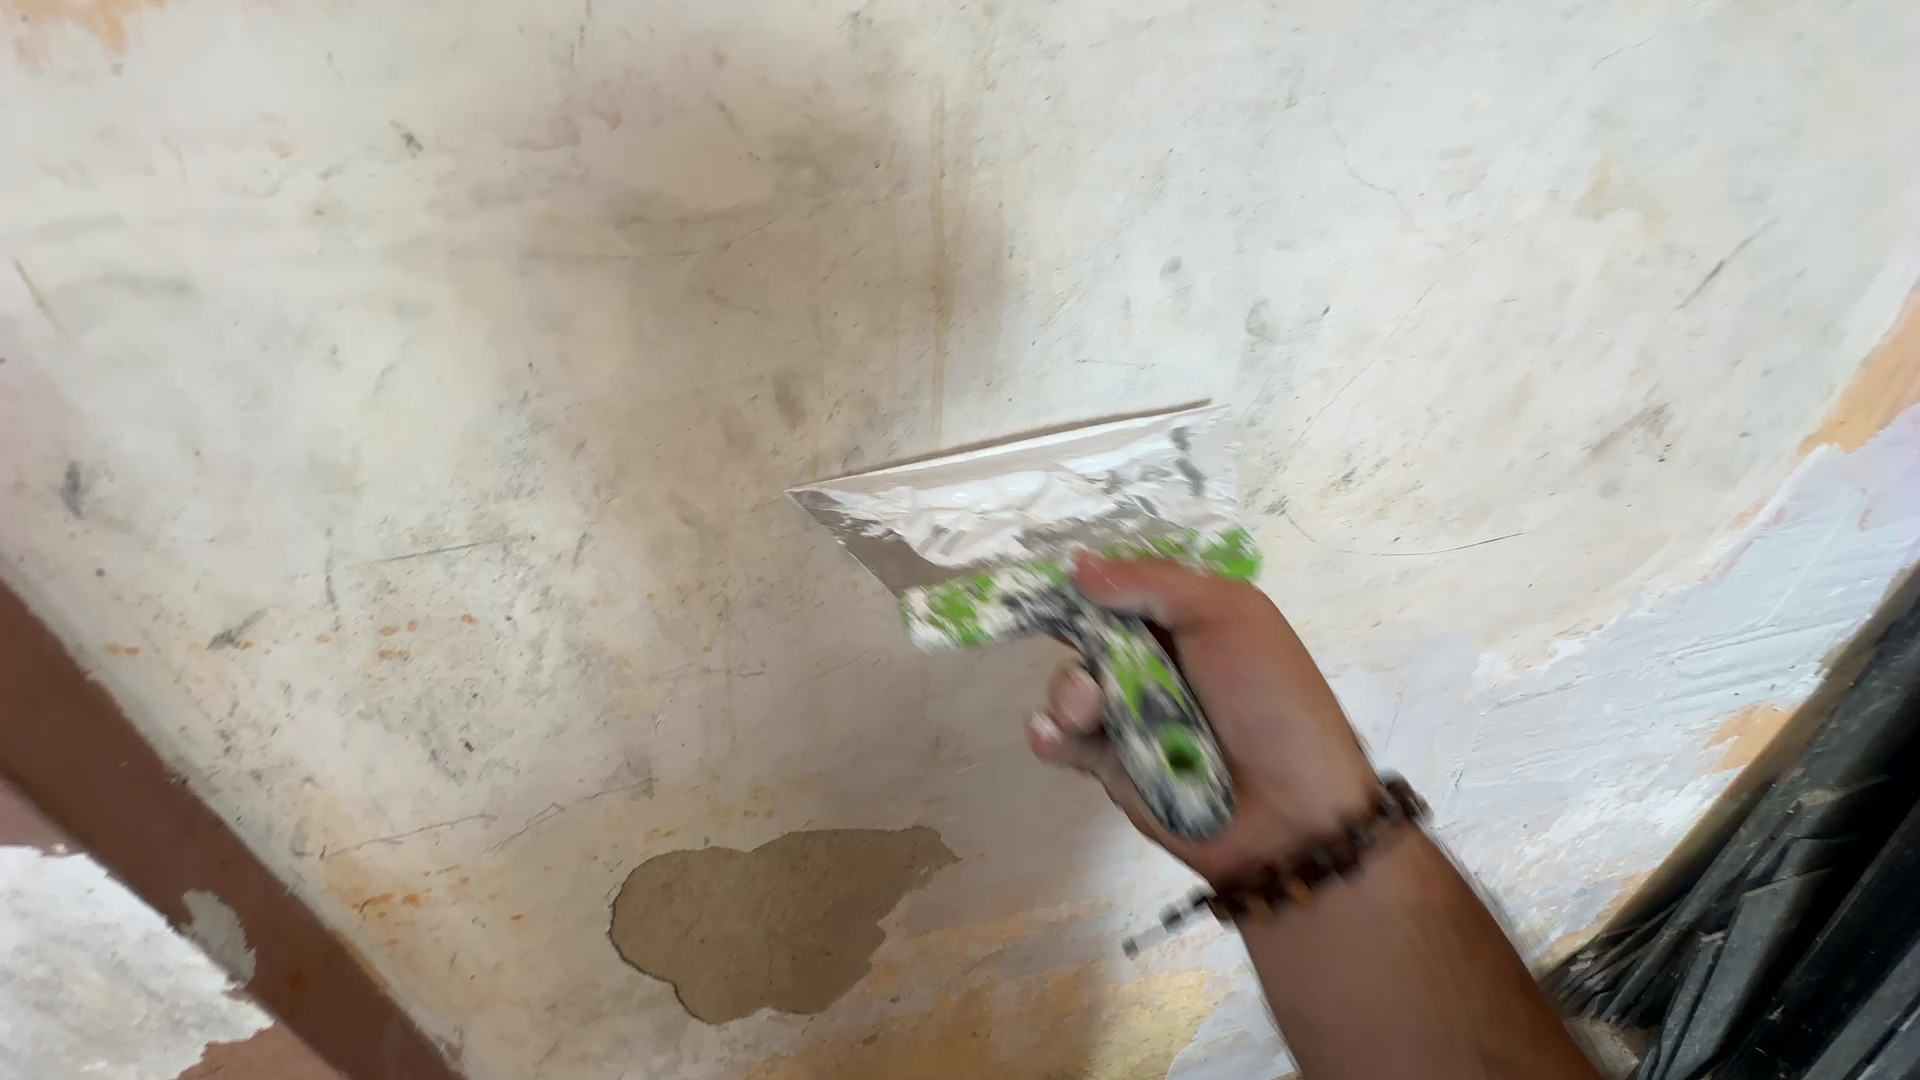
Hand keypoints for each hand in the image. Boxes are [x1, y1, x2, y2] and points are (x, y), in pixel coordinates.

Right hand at [1027, 552, 1379, 884]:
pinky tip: (1053, 735)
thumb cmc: (1268, 698)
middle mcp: (1150, 662)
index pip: (1120, 589)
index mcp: (1182, 621)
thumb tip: (1077, 563)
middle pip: (1083, 635)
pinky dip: (1050, 734)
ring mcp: (1127, 713)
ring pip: (1069, 687)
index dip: (1084, 584)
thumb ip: (1152, 583)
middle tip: (1084, 650)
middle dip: (1072, 638)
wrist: (1292, 814)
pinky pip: (1062, 740)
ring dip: (1069, 693)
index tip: (1052, 581)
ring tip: (1088, 711)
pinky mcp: (1110, 763)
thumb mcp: (1227, 615)